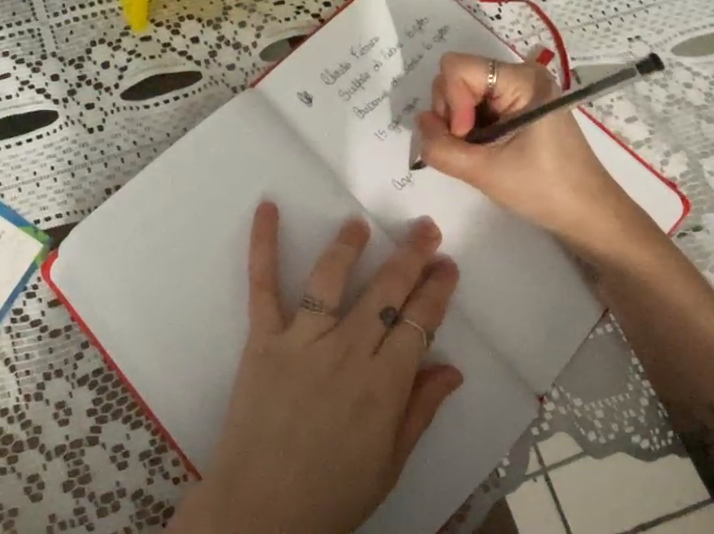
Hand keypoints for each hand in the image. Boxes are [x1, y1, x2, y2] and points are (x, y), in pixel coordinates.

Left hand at [169, 203, 463, 533]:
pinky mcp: (262, 340)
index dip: (437, 291)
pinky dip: (263, 245)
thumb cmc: (332, 492)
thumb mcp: (390, 462)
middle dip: (410, 257)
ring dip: (349, 246)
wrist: (261, 510)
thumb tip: (452, 368)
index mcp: (383, 385)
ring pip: (331, 280)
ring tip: (360, 223)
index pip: (419, 324)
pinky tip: (268, 209)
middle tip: (425, 228)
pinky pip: (263, 286)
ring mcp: (302, 341)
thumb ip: (420, 410)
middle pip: (385, 293)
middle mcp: (346, 352)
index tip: (448, 266)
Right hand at [414, 54, 659, 262]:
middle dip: (450, 112)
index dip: (451, 102)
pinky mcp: (516, 108)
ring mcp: (519, 92)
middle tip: (468, 148)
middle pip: (456, 76)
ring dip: (457, 123)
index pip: (456, 68)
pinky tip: (484, 151)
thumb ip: (440, 147)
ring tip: (478, 153)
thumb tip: (422, 124)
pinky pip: (475, 105)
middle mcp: (520, 76)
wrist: (590, 216)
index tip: (466, 137)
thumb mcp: (484, 172)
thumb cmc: (545, 191)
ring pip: (462, 92)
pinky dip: (469, 128)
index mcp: (522, 80)